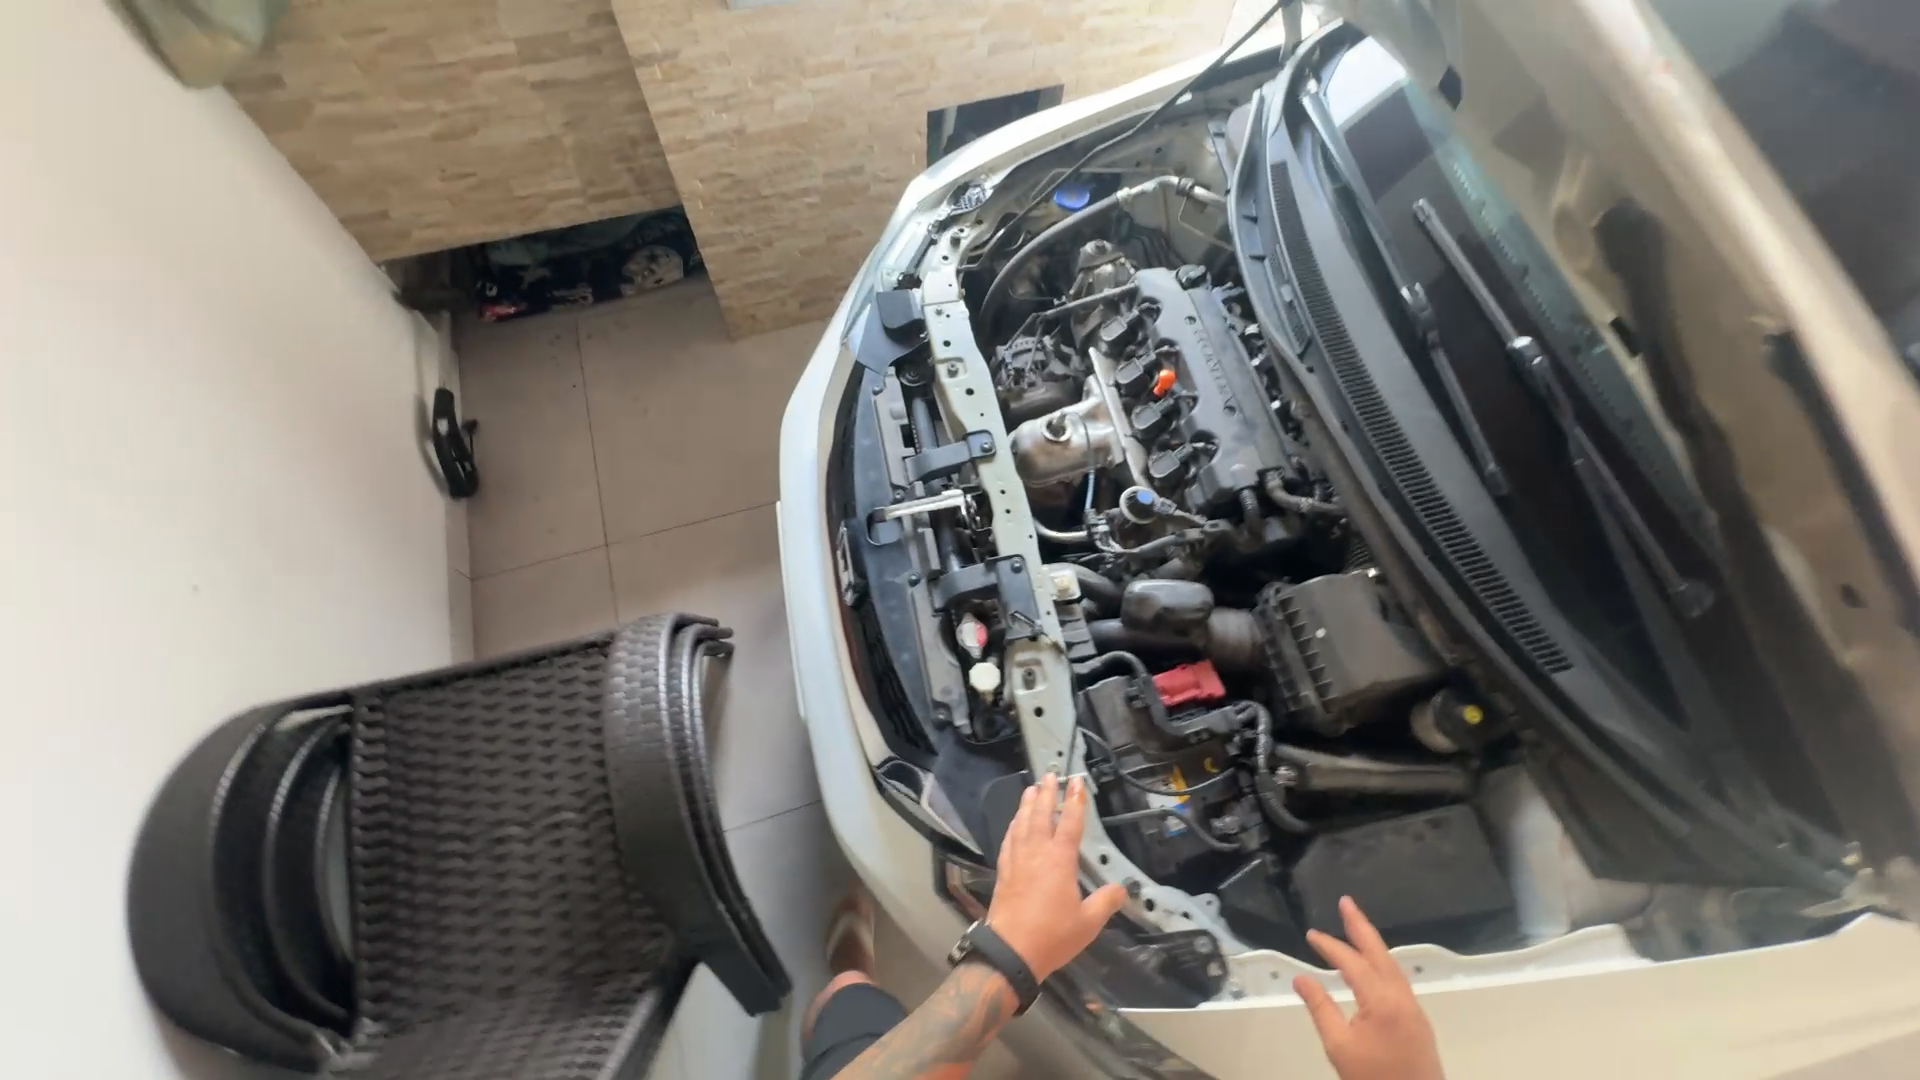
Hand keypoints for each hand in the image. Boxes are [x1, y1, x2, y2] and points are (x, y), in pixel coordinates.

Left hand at [988, 773, 1128, 980]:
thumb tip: (1122, 889)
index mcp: (1059, 859)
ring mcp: (1017, 859)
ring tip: (1031, 789)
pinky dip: (1013, 825)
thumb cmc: (1053, 935)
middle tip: (1050, 775)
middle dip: (1046, 793)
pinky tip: (1014, 823)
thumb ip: (1106, 902)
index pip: (1070, 822)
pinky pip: (1009, 839)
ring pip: (1022, 823)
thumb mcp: (1088, 923)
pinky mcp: (1004, 870)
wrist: (1010, 951)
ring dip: (1027, 804)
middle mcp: (1036, 852)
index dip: (1075, 800)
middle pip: (1041, 814)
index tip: (1077, 781)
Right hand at [1294, 896, 1444, 1079]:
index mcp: (1382, 1002)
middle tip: (1346, 902)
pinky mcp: (1418, 1025)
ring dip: (1373, 944)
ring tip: (1356, 926)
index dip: (1330, 946)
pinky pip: (1398, 982)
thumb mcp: (1339, 1047)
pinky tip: (1371, 965)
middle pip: (1380, 954)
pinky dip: (1381, 964)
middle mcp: (1403, 1000)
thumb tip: (1301, 977)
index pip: (1352, 963)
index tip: (1310, 935)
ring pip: (1393, 967)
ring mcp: (1414, 1012)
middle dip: (1361, 927)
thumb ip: (1320, 1008)